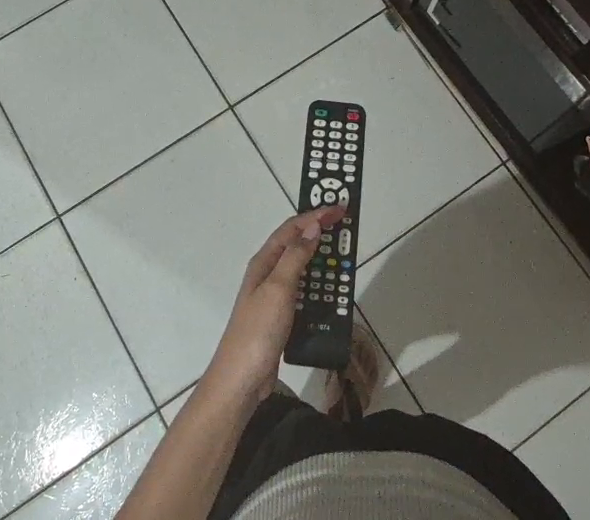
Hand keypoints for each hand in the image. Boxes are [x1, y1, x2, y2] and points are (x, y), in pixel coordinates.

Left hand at [204, 204, 346, 402]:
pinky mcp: (282, 318)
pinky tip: (335, 294)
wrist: (241, 380)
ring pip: (303, 271)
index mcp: (263, 263)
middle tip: (347, 229)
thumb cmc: (258, 331)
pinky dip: (320, 289)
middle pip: (297, 246)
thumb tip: (312, 227)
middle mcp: (268, 275)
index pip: (291, 229)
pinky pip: (305, 294)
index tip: (340, 209)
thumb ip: (295, 257)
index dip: (315, 216)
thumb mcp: (278, 289)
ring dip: (322, 262)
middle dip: (320, 234)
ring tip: (346, 259)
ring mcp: (274, 298)